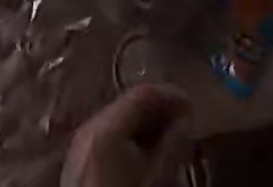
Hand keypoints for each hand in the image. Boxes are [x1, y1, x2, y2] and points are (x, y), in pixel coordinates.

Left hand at [61, 84, 192, 186]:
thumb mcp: (155, 182)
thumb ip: (172, 146)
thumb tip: (186, 119)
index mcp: (105, 128)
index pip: (141, 95)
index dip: (170, 95)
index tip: (193, 104)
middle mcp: (89, 127)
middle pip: (128, 104)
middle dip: (159, 109)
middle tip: (186, 119)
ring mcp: (80, 143)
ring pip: (118, 120)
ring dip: (146, 123)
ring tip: (172, 135)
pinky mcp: (79, 161)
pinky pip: (108, 136)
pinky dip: (130, 137)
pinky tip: (148, 151)